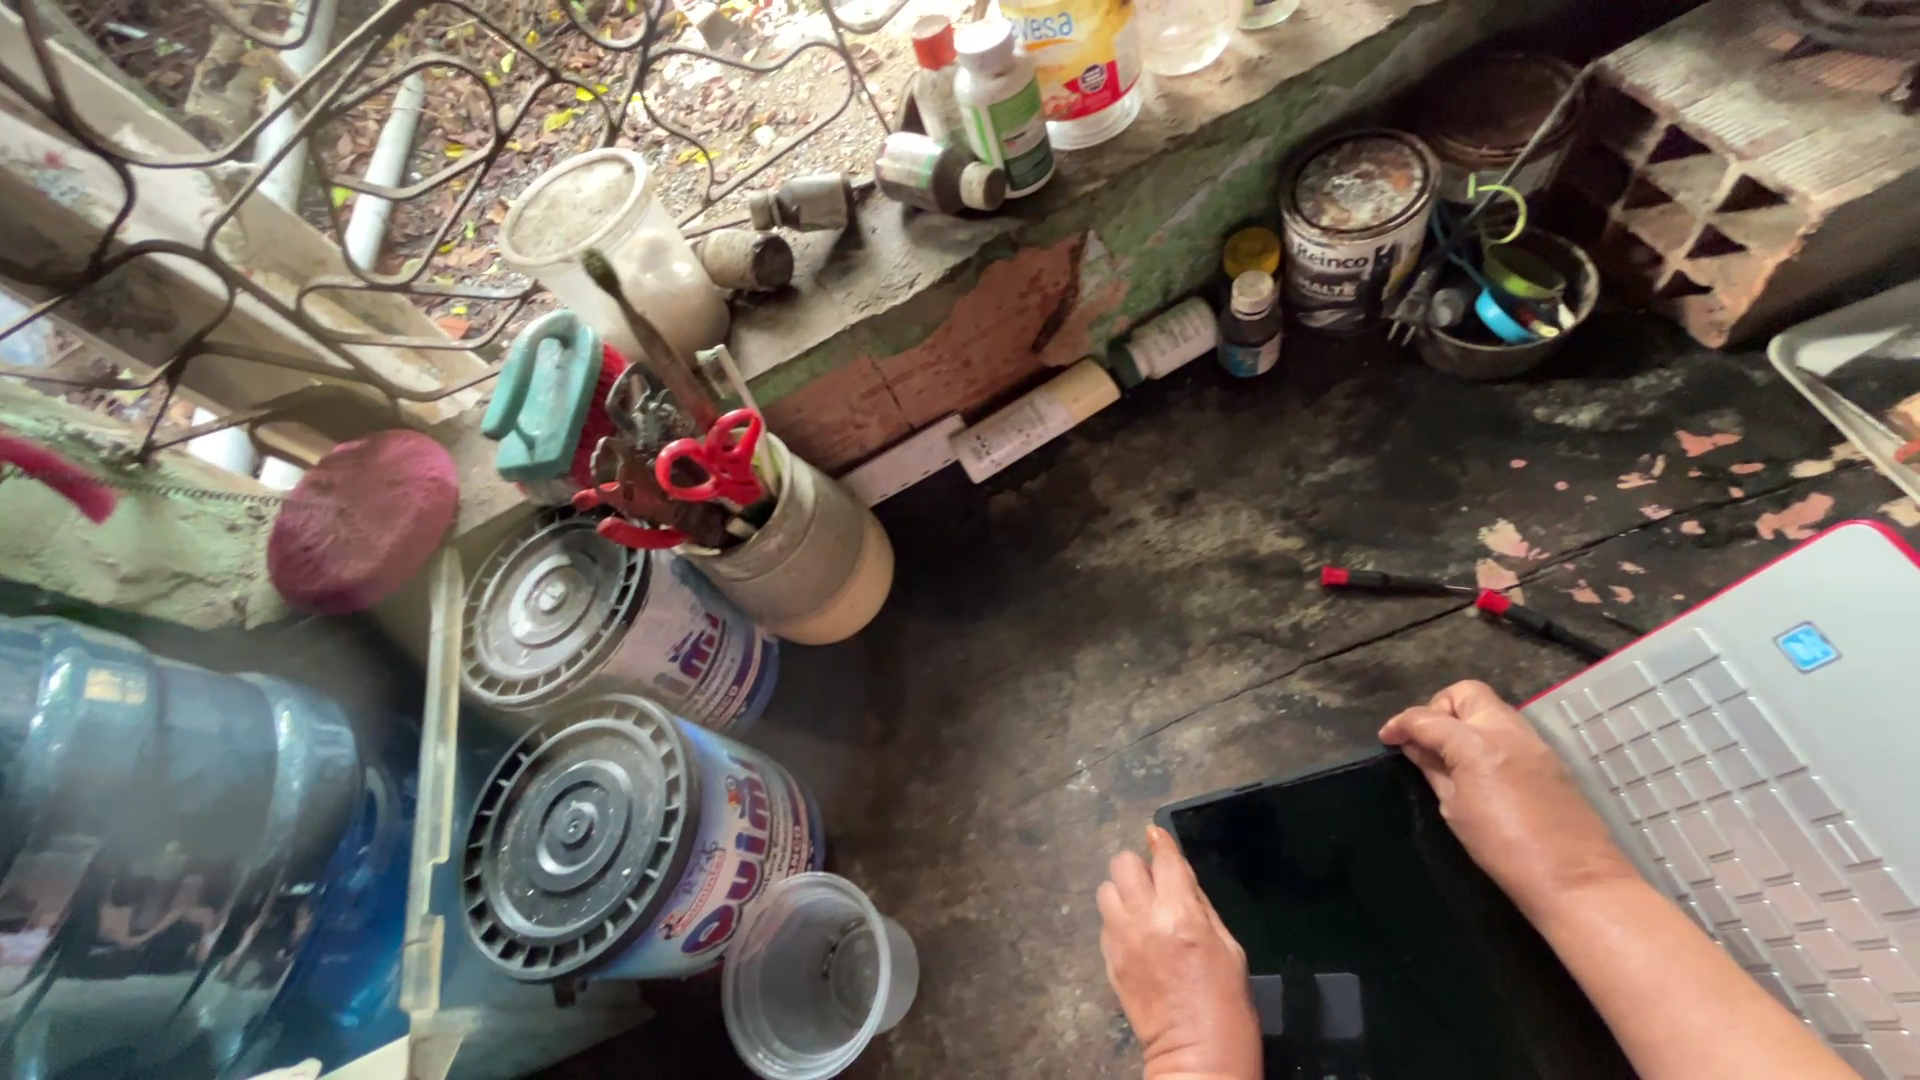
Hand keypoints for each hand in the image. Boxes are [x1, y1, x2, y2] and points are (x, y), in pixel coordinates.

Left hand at [1097, 824, 1259, 1079]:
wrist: (1197, 1056)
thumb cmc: (1227, 1003)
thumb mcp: (1228, 947)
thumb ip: (1199, 905)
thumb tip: (1181, 875)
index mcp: (1181, 914)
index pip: (1164, 859)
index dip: (1160, 842)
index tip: (1155, 833)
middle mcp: (1144, 919)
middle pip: (1123, 864)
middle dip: (1138, 867)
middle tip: (1153, 883)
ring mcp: (1121, 938)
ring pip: (1106, 888)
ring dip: (1122, 891)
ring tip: (1139, 907)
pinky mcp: (1108, 958)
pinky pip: (1105, 920)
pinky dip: (1117, 918)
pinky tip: (1135, 935)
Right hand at [1379, 680, 1635, 914]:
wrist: (1576, 879)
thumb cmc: (1502, 848)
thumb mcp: (1453, 808)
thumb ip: (1432, 769)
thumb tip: (1414, 747)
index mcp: (1476, 744)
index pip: (1426, 718)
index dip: (1400, 725)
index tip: (1387, 739)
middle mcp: (1507, 731)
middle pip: (1465, 693)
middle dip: (1438, 708)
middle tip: (1426, 739)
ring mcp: (1534, 742)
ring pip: (1490, 707)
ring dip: (1464, 720)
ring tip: (1451, 753)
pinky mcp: (1550, 758)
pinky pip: (1509, 730)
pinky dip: (1487, 736)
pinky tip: (1479, 766)